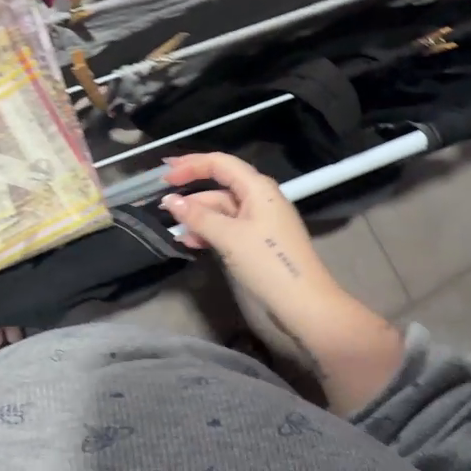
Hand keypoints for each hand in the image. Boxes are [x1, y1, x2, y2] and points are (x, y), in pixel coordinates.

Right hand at [159, 153, 341, 324]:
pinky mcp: (259, 242)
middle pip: (220, 185)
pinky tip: (192, 243)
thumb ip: (198, 217)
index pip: (220, 163)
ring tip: (175, 230)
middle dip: (192, 193)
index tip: (165, 175)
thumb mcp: (229, 238)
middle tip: (163, 201)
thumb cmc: (269, 263)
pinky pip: (228, 228)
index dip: (191, 165)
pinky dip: (209, 232)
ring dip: (198, 217)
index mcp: (257, 187)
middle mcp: (259, 198)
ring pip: (222, 209)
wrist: (307, 307)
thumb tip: (169, 200)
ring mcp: (260, 221)